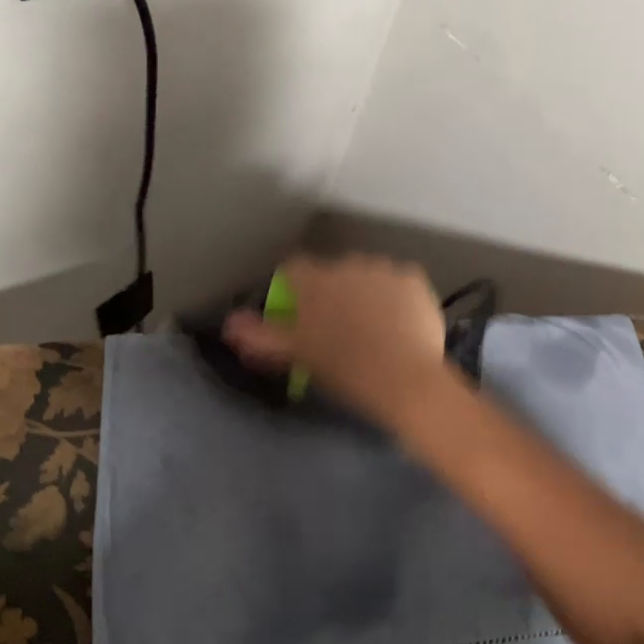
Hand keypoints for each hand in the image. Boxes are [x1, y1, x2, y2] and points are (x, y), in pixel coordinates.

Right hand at [222, 254, 450, 427]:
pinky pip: (398, 283)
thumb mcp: (298, 356)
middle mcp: (346, 264)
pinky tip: (400, 326)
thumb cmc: (345, 370)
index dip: (294, 292)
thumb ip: (260, 337)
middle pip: (332, 274)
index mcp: (313, 282)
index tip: (300, 318)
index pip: (292, 271)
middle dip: (334, 295)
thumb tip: (230, 324)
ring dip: (365, 295)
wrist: (404, 379)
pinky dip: (396, 299)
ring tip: (374, 331)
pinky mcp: (413, 278)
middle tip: (339, 332)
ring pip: (367, 276)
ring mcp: (383, 268)